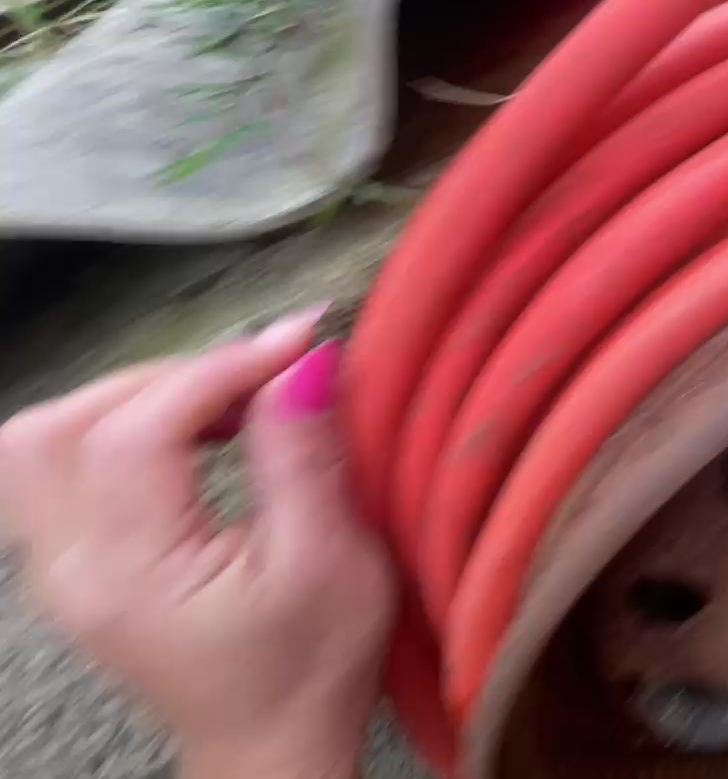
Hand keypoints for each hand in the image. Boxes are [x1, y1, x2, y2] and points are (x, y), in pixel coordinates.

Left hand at [0, 308, 395, 778]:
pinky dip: (137, 423)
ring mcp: (64, 565)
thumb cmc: (319, 651)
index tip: (307, 340)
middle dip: (171, 375)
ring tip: (240, 395)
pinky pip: (71, 465)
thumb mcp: (333, 554)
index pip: (132, 434)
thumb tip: (308, 363)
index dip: (218, 370)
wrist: (278, 735)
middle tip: (267, 369)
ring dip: (145, 395)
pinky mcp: (86, 559)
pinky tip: (212, 430)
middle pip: (57, 429)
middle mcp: (68, 565)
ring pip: (47, 441)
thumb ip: (304, 457)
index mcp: (130, 570)